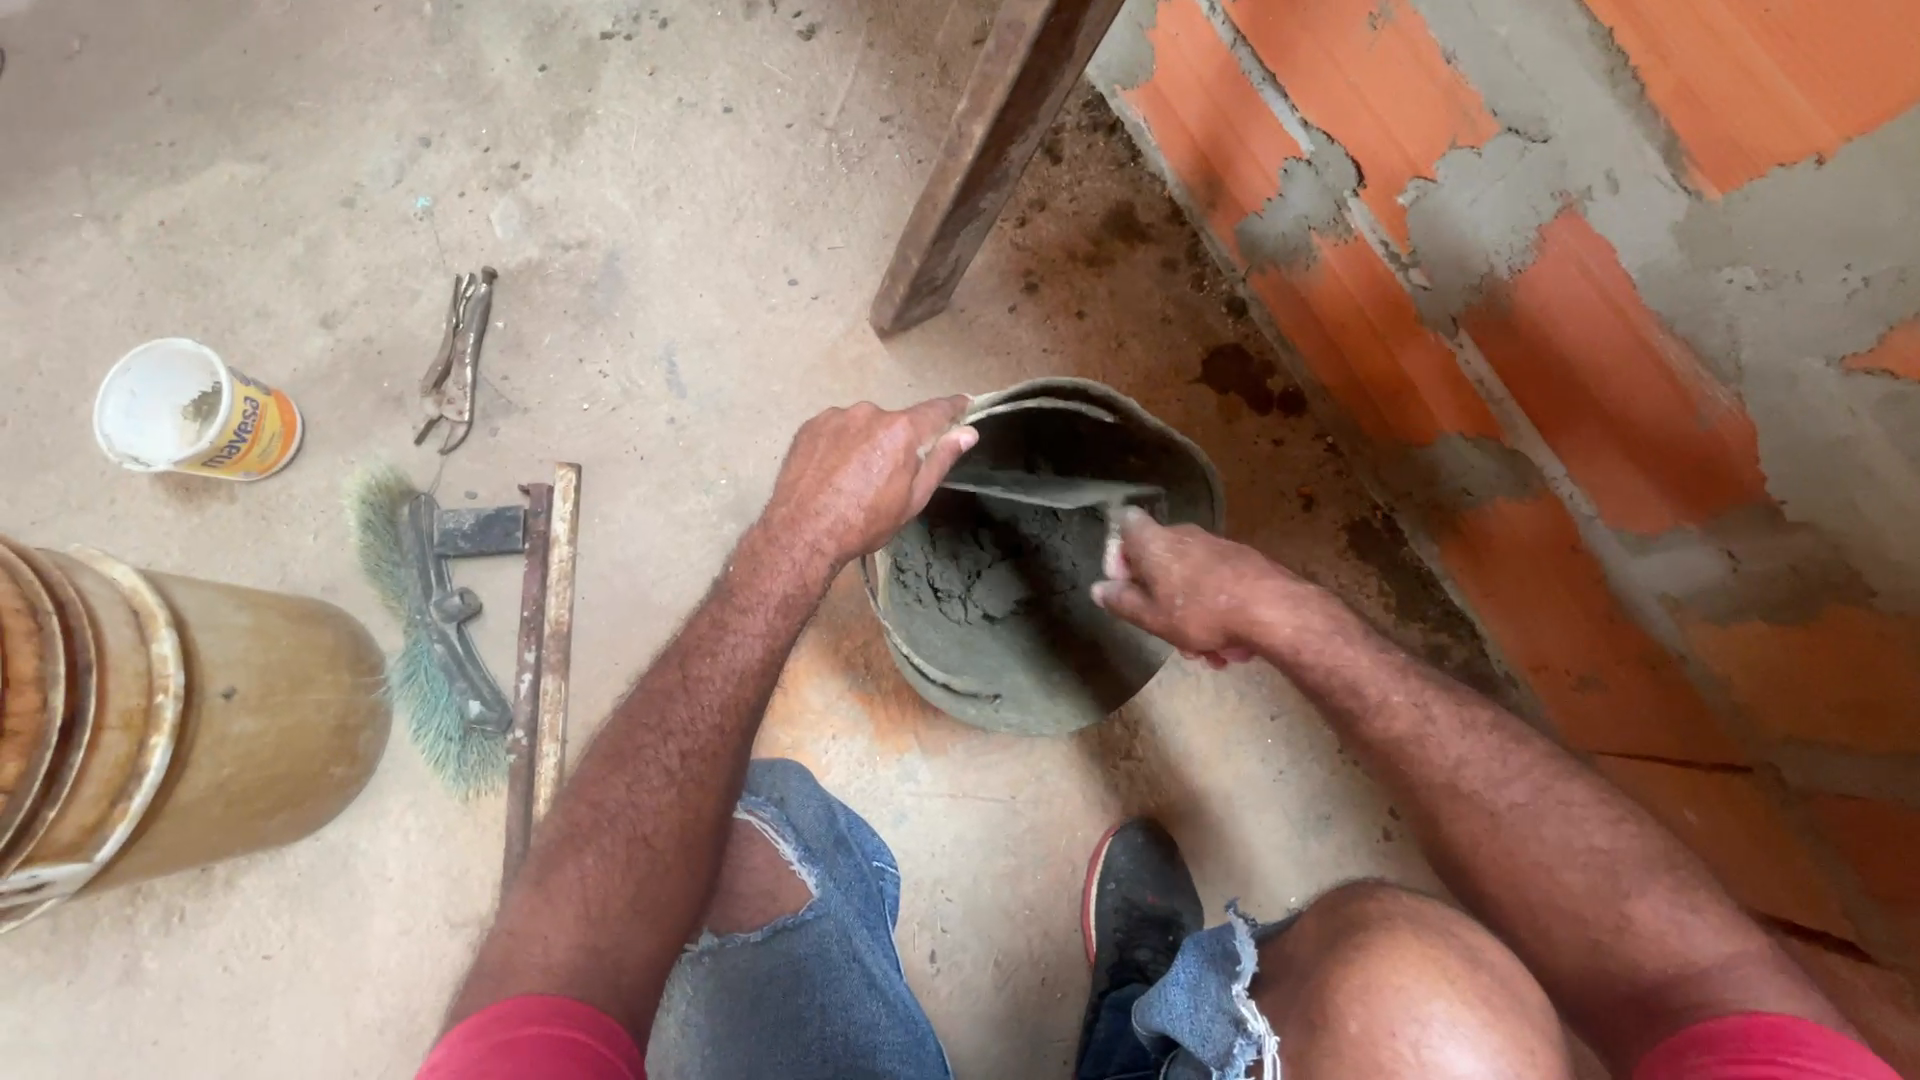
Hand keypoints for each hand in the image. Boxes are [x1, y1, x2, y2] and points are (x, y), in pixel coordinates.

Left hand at [764, 396, 976, 567]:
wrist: (802, 532)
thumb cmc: (865, 522)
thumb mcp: (913, 499)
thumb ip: (941, 460)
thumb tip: (968, 433)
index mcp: (900, 431)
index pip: (937, 410)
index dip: (954, 408)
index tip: (965, 405)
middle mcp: (869, 413)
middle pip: (896, 423)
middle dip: (898, 443)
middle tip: (886, 478)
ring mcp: (836, 416)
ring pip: (863, 426)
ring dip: (866, 443)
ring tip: (852, 479)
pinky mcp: (810, 425)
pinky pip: (836, 429)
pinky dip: (840, 445)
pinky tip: (832, 473)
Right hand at [1091, 508, 1315, 666]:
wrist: (1271, 609)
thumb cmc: (1199, 611)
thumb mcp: (1150, 617)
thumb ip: (1121, 602)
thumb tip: (1099, 589)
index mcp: (1154, 542)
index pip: (1126, 523)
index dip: (1118, 552)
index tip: (1123, 584)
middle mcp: (1184, 536)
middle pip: (1158, 561)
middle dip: (1158, 600)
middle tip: (1163, 631)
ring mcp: (1216, 547)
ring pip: (1189, 582)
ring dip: (1190, 617)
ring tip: (1204, 654)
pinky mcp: (1243, 563)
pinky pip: (1216, 588)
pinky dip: (1216, 614)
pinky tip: (1228, 647)